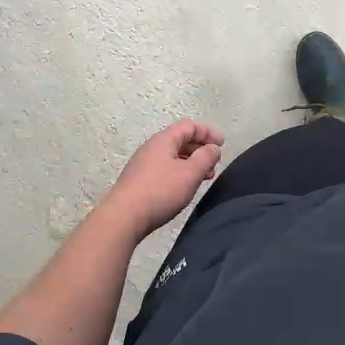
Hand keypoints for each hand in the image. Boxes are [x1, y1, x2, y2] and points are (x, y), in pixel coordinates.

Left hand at [97, 120, 224, 238]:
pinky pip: (164, 168)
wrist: (122, 218)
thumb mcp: (189, 174)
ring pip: (172, 156)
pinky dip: (179, 172)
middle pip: (180, 140)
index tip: (222, 144)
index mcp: (164, 140)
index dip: (207, 132)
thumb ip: (205, 158)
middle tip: (214, 163)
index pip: (189, 126)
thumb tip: (213, 148)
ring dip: (190, 162)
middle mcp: (151, 147)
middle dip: (200, 149)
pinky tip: (183, 187)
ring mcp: (142, 164)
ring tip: (204, 178)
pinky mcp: (138, 180)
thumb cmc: (160, 192)